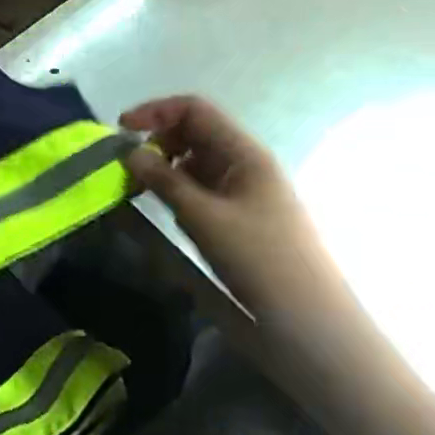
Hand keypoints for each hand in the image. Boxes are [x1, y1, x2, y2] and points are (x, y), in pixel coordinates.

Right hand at [120, 96, 338, 319]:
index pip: (195, 110)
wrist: (314, 325)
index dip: (156, 112)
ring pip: (199, 163)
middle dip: (159, 141)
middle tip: (129, 168)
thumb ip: (165, 182)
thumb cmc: (261, 263)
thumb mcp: (206, 220)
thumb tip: (130, 153)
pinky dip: (183, 192)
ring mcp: (248, 190)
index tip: (121, 131)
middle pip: (196, 133)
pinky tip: (172, 214)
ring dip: (169, 169)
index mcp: (244, 152)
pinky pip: (207, 190)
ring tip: (143, 191)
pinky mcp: (245, 218)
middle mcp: (247, 163)